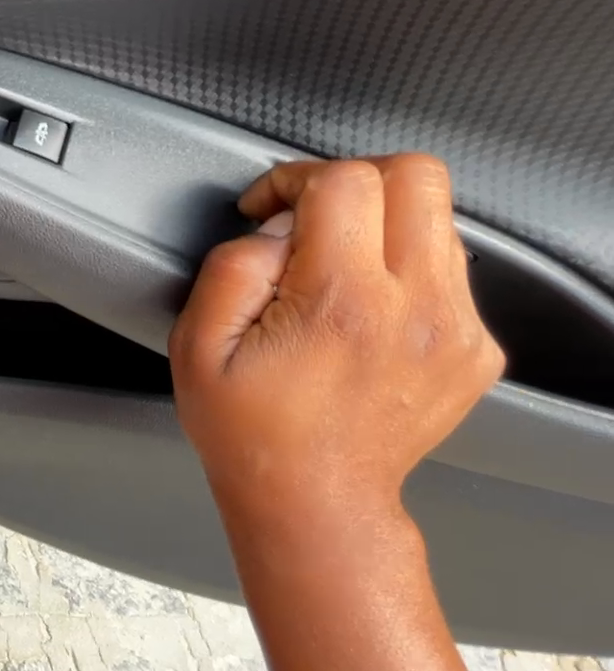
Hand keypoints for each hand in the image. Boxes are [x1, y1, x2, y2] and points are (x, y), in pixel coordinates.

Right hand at [168, 155, 504, 525]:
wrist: (312, 493)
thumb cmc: (248, 426)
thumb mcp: (197, 342)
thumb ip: (233, 267)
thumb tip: (274, 228)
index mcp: (342, 302)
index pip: (345, 182)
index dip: (290, 178)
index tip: (262, 208)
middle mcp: (417, 307)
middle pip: (414, 176)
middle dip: (346, 179)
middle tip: (302, 214)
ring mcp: (457, 327)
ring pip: (437, 216)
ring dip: (374, 220)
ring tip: (322, 263)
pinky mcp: (473, 345)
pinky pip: (446, 265)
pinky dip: (396, 262)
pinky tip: (352, 300)